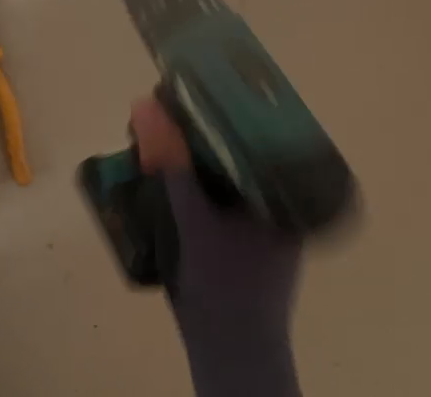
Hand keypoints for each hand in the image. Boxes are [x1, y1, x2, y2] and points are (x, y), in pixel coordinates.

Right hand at [132, 96, 304, 396]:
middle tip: (166, 100)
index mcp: (285, 197)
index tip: (199, 79)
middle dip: (198, 126)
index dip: (231, 105)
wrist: (225, 351)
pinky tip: (154, 166)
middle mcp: (273, 204)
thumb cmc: (226, 284)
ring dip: (184, 152)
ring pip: (216, 172)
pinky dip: (181, 178)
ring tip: (155, 127)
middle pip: (234, 149)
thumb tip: (145, 104)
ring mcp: (251, 223)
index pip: (262, 134)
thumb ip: (170, 163)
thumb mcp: (194, 218)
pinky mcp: (227, 237)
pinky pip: (205, 193)